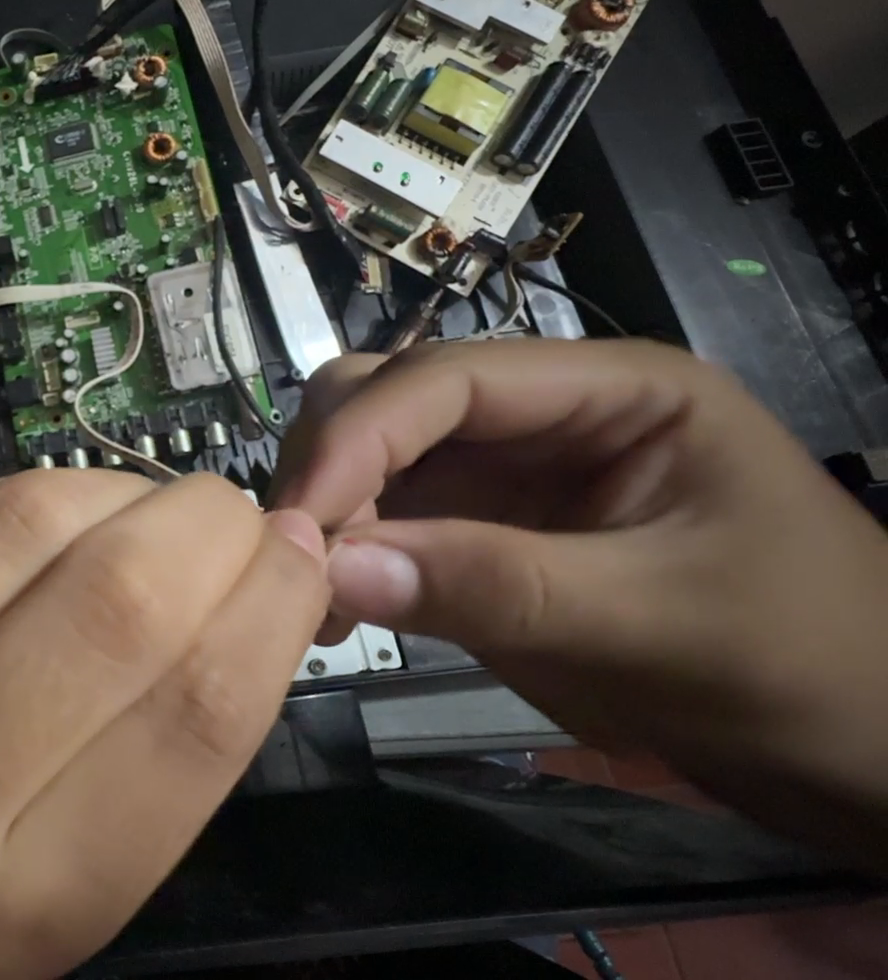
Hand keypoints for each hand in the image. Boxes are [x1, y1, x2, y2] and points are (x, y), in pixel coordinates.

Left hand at [0, 470, 329, 977]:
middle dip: (204, 533)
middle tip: (233, 512)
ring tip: (150, 505)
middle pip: (111, 613)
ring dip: (121, 494)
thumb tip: (263, 574)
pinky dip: (32, 490)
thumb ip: (165, 732)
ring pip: (24, 530)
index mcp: (20, 909)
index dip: (268, 615)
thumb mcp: (65, 848)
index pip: (189, 728)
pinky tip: (56, 508)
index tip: (301, 556)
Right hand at [275, 339, 887, 861]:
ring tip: (314, 596)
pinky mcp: (459, 526)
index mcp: (607, 391)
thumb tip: (334, 569)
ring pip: (356, 452)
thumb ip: (496, 587)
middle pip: (380, 397)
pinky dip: (334, 553)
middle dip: (326, 469)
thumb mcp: (661, 624)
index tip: (299, 527)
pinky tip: (334, 607)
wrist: (851, 752)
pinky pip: (367, 518)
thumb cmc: (801, 666)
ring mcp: (489, 470)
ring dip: (318, 511)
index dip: (358, 440)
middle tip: (300, 565)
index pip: (443, 380)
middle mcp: (530, 414)